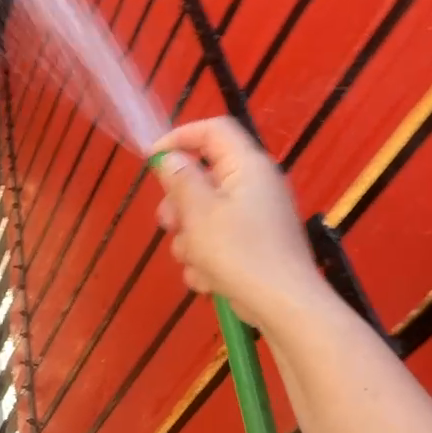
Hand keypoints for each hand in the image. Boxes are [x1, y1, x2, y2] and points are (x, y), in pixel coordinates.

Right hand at [151, 117, 333, 330]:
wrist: (281, 302)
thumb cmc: (239, 252)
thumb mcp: (199, 212)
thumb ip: (180, 179)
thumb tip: (169, 156)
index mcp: (246, 167)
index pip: (213, 130)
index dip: (179, 137)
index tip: (150, 160)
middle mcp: (253, 185)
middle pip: (202, 177)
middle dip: (178, 204)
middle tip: (169, 224)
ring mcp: (253, 216)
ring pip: (202, 214)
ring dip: (188, 239)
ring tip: (195, 260)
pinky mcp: (251, 243)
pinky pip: (214, 240)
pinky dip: (205, 258)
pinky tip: (209, 278)